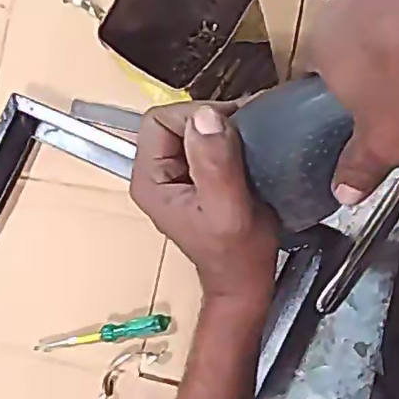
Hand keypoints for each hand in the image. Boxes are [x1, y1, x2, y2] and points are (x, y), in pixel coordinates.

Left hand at [130, 103, 278, 306]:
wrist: (244, 282)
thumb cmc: (237, 255)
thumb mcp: (229, 210)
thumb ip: (215, 164)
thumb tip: (206, 116)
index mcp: (150, 181)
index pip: (160, 120)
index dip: (196, 117)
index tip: (231, 130)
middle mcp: (155, 175)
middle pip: (174, 121)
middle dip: (210, 122)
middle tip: (245, 137)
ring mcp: (174, 178)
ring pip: (191, 130)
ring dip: (222, 132)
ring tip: (248, 145)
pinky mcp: (193, 180)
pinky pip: (205, 145)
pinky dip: (227, 142)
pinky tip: (246, 153)